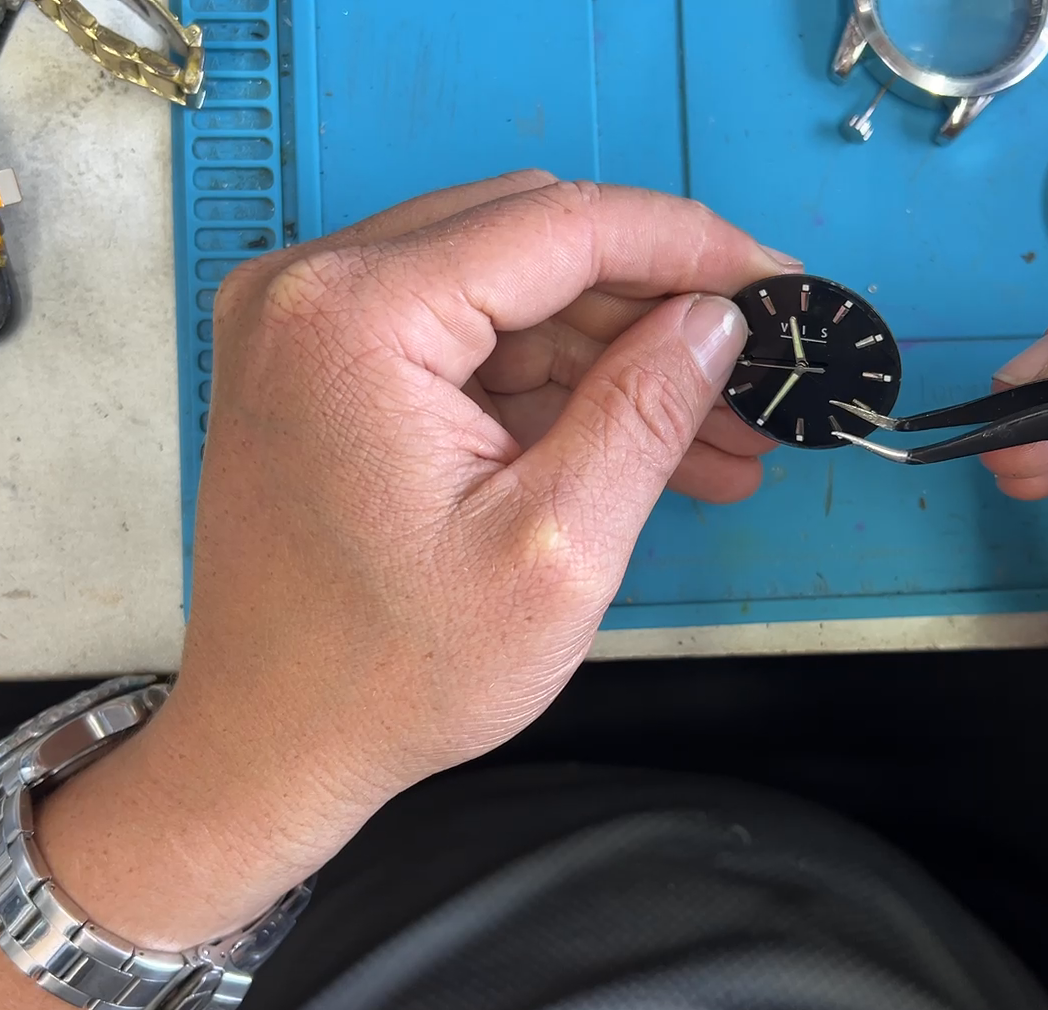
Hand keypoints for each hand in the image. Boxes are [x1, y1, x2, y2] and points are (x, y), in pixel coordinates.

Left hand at [165, 173, 786, 840]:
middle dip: (657, 310)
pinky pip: (471, 352)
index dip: (688, 246)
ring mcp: (315, 330)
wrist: (273, 745)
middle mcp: (316, 292)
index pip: (560, 226)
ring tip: (721, 432)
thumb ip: (645, 413)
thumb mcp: (557, 549)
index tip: (774, 280)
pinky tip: (642, 446)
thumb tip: (714, 321)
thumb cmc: (396, 674)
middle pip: (533, 251)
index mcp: (358, 315)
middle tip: (752, 369)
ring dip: (617, 362)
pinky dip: (557, 392)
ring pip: (512, 304)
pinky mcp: (332, 375)